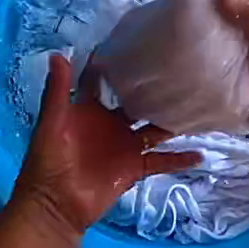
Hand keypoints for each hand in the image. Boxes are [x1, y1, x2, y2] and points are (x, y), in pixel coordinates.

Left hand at [12, 54, 199, 237]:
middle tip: (177, 70)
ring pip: (154, 129)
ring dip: (172, 121)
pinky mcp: (134, 167)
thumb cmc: (49, 160)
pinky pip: (160, 161)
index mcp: (89, 109)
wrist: (55, 205)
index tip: (132, 42)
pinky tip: (200, 154)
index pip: (102, 80)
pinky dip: (179, 159)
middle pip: (136, 102)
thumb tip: (59, 53)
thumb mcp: (52, 122)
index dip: (113, 63)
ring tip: (197, 105)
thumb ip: (58, 90)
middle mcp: (110, 123)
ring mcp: (124, 145)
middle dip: (153, 89)